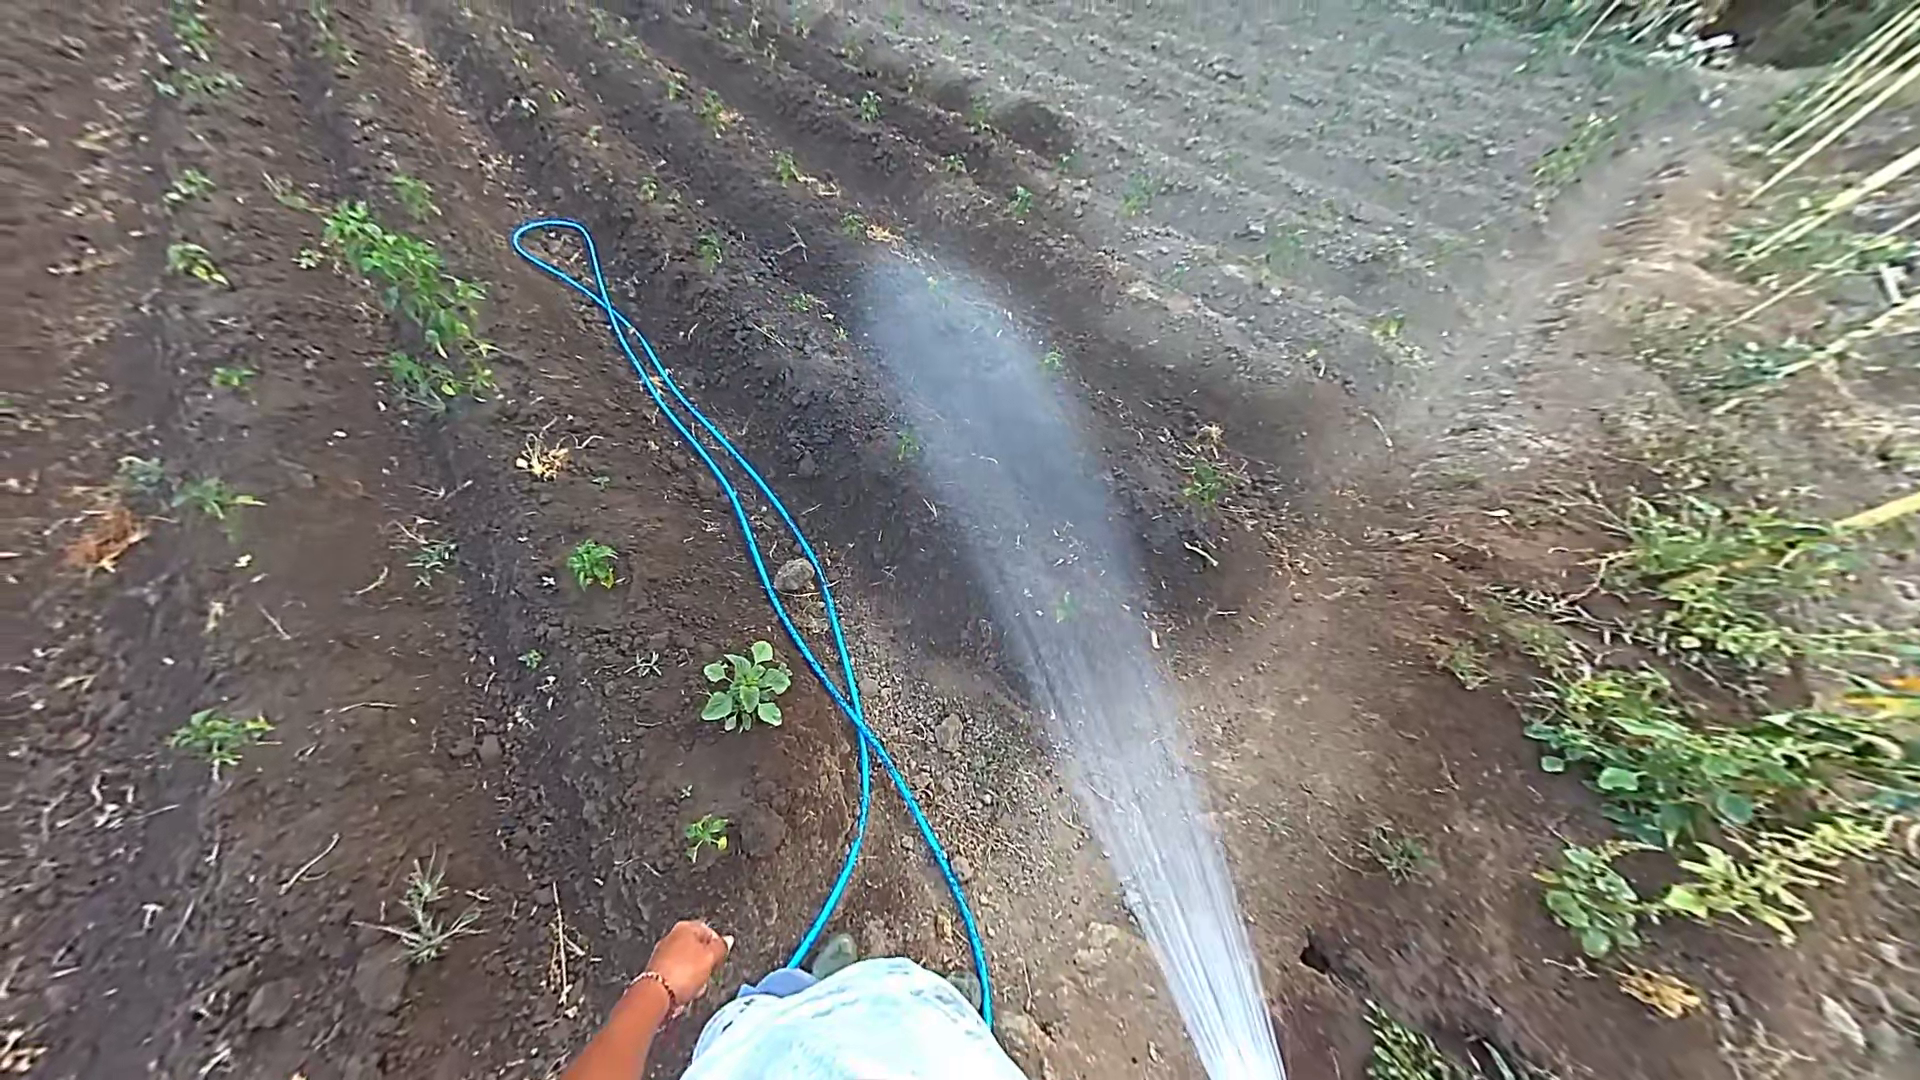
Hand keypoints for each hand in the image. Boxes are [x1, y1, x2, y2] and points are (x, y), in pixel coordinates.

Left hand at [643, 920, 730, 1003]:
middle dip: (703, 964)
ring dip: (692, 976)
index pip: (709, 931)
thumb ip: (722, 947)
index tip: (720, 959)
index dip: (717, 946)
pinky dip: (679, 984)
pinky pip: (674, 976)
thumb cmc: (683, 972)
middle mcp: (671, 937)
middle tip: (707, 975)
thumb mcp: (711, 957)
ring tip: (694, 989)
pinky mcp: (654, 973)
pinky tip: (682, 994)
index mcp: (685, 926)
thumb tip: (728, 940)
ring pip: (685, 964)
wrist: (654, 997)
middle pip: (696, 949)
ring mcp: (661, 955)